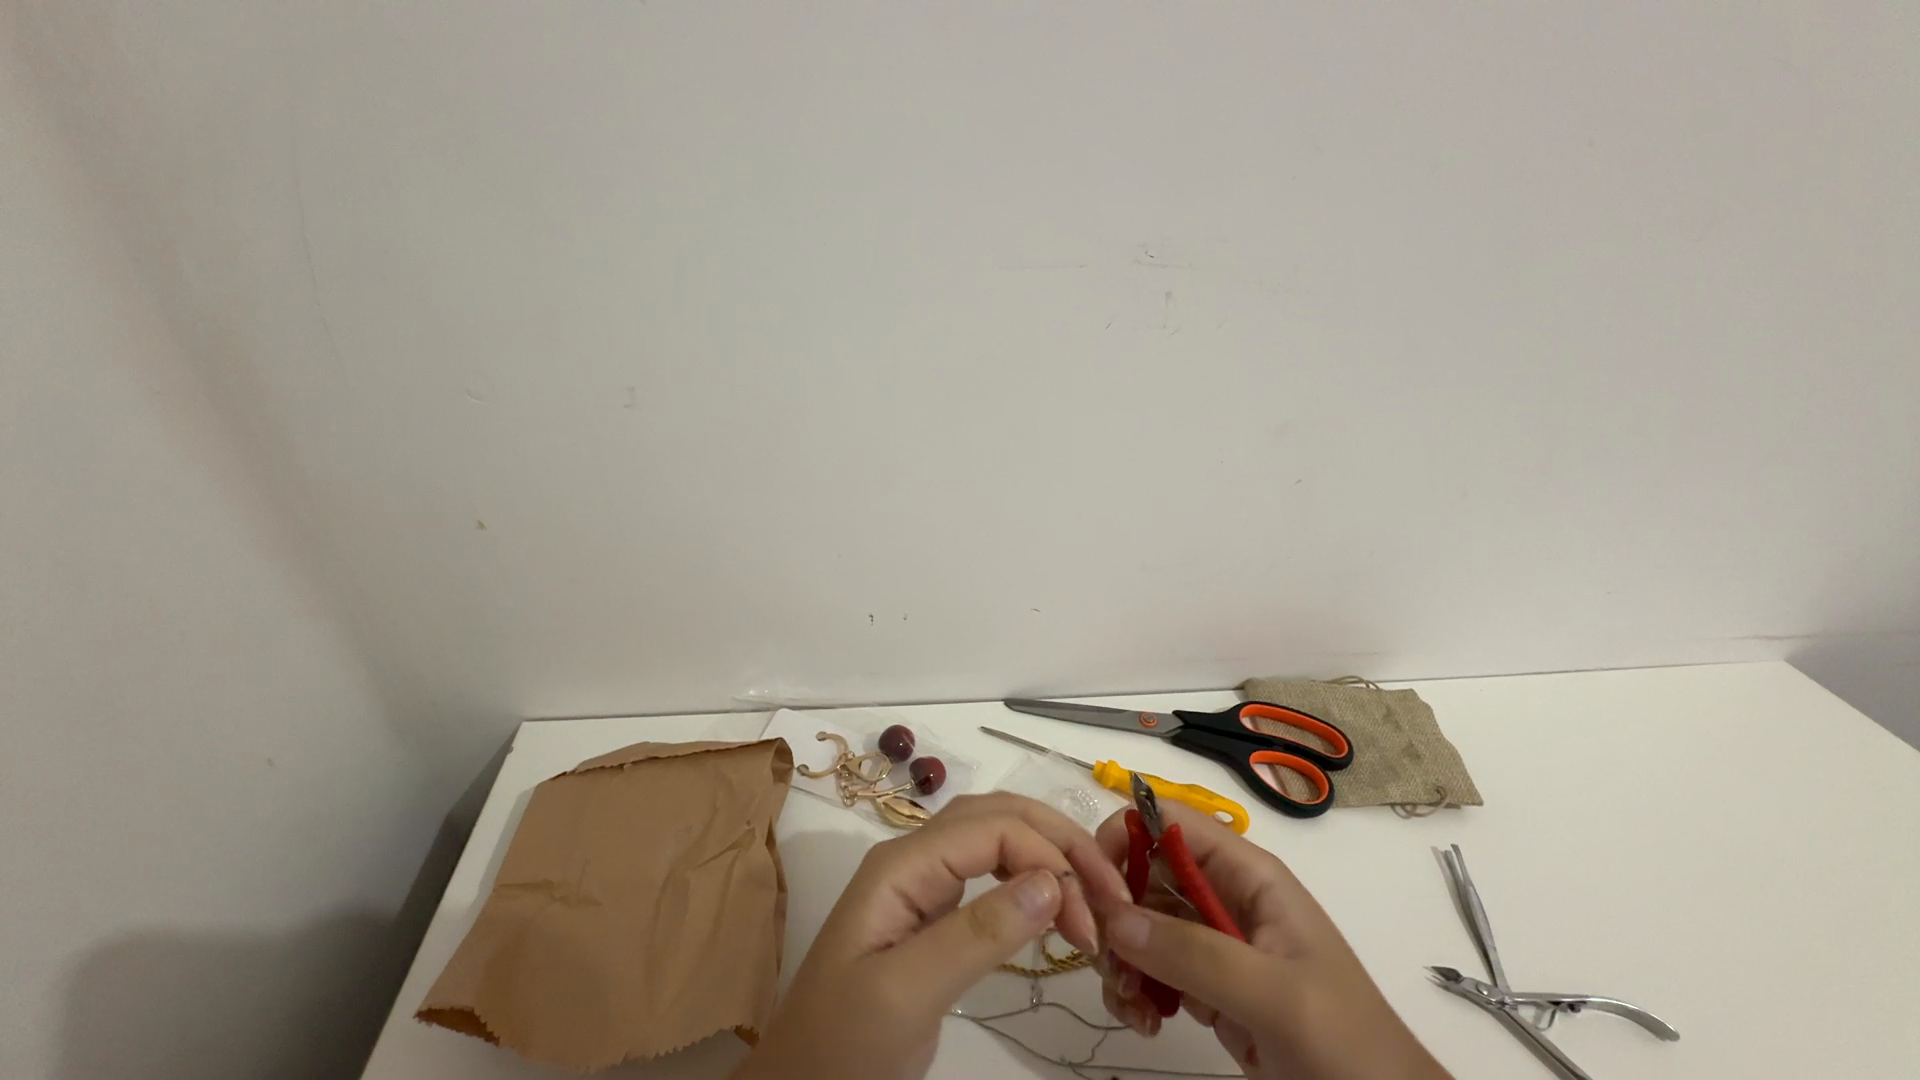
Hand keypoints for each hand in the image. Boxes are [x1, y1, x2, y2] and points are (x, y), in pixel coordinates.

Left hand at [732, 794, 1131, 1079]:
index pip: (991, 827)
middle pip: (997, 817)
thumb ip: (976, 934)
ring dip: (1048, 858)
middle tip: (1111, 891)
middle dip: (1058, 842)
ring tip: (1090, 905)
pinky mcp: (932, 915)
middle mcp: (913, 860)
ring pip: (996, 841)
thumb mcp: (907, 993)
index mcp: (901, 865)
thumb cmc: (843, 1044)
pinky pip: (989, 877)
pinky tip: (1052, 908)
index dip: (1050, 855)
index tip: (1093, 915)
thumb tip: (1053, 880)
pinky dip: (1030, 883)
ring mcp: (921, 885)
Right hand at [1094, 801, 1450, 1079]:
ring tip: (1129, 1004)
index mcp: (1249, 876)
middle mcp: (1226, 897)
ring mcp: (1215, 944)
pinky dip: (1136, 989)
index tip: (1094, 889)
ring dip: (1121, 958)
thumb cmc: (1343, 1043)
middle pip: (1144, 874)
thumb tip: (1112, 917)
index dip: (1124, 838)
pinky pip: (1152, 969)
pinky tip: (1144, 1021)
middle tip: (1105, 962)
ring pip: (1141, 925)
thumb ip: (1193, 953)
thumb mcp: (1272, 995)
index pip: (1169, 822)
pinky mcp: (1208, 987)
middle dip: (1116, 912)